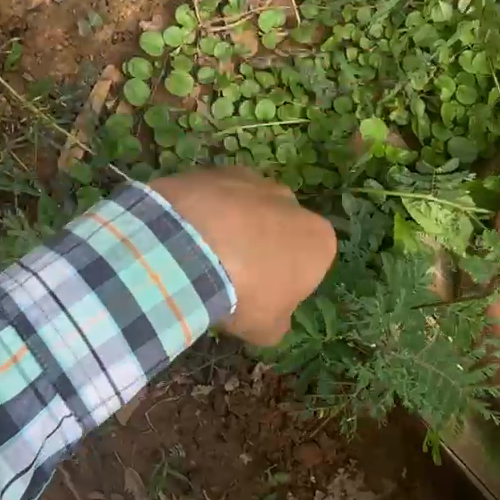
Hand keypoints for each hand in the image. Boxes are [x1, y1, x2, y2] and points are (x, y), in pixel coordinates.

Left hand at [149, 168, 335, 347]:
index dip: (284, 282)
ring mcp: (251, 179)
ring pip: (243, 208)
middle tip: (227, 276)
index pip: (309, 262)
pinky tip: (182, 234)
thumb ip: (277, 322)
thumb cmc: (243, 294)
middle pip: (278, 229)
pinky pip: (211, 197)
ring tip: (198, 255)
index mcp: (318, 239)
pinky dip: (200, 212)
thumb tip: (273, 319)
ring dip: (228, 227)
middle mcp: (291, 202)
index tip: (258, 297)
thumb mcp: (267, 329)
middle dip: (258, 248)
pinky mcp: (212, 171)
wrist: (191, 247)